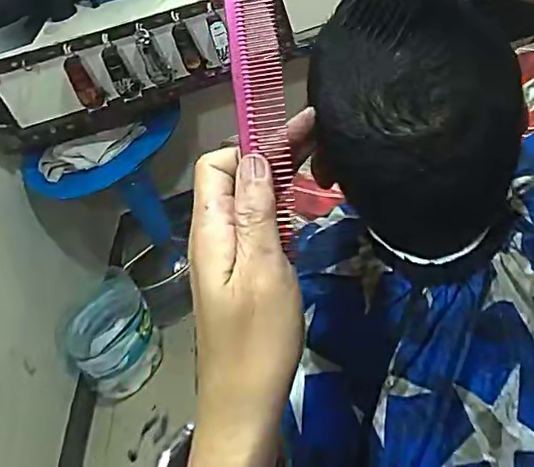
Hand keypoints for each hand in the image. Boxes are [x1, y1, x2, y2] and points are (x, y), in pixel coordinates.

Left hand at [188, 110, 314, 466]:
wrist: (247, 404)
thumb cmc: (257, 339)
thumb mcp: (263, 269)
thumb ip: (255, 211)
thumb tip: (255, 156)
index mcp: (212, 230)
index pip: (218, 164)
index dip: (252, 144)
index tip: (296, 134)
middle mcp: (216, 233)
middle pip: (238, 173)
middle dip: (275, 148)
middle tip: (319, 130)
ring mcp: (230, 250)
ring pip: (251, 193)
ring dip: (282, 170)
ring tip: (321, 155)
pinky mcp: (245, 265)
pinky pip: (260, 216)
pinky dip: (283, 198)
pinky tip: (308, 197)